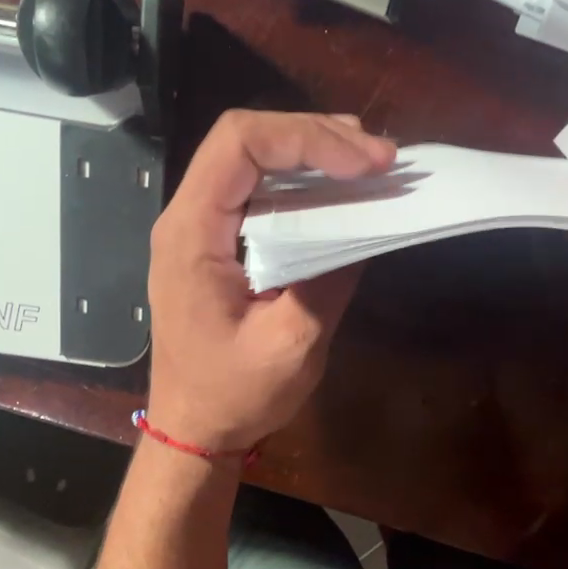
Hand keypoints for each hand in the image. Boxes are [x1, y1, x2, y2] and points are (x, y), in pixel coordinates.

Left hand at [145, 110, 395, 451]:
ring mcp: (198, 231)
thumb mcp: (292, 345)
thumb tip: (364, 225)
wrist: (194, 431)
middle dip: (316, 137)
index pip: (240, 144)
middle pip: (245, 141)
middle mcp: (186, 219)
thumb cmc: (233, 396)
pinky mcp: (214, 247)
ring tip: (367, 164)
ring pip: (252, 162)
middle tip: (380, 157)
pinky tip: (337, 194)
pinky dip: (300, 186)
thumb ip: (328, 279)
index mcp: (192, 234)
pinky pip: (255, 195)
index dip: (307, 137)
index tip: (366, 164)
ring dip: (311, 155)